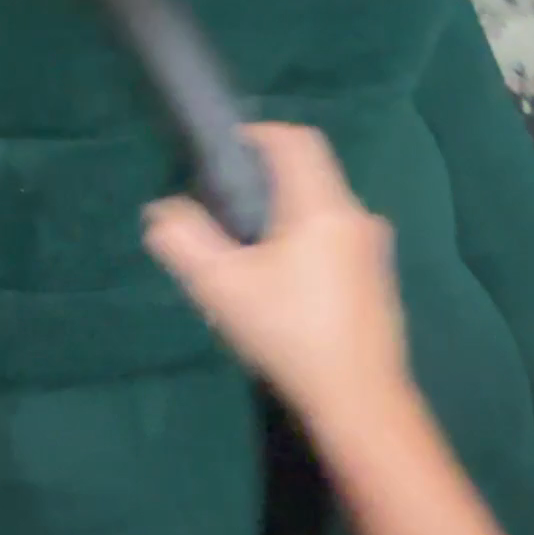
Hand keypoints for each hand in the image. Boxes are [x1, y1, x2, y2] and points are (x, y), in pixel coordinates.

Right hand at [142, 123, 408, 419]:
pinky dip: (297, 241)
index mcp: (321, 208)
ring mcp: (371, 248)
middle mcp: (354, 216)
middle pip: (304, 174)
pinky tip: (275, 286)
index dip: (255, 135)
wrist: (360, 400)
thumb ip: (182, 240)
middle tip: (218, 214)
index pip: (295, 141)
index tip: (218, 154)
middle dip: (258, 183)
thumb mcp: (220, 286)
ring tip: (241, 256)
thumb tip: (158, 212)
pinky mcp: (374, 277)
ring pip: (315, 209)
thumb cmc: (288, 332)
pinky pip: (329, 236)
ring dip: (277, 216)